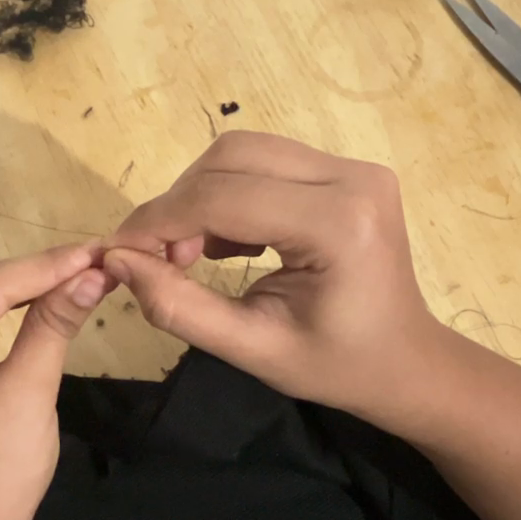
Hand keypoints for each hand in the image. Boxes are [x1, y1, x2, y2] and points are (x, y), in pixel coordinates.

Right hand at [103, 131, 452, 430]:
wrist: (405, 363)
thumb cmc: (336, 367)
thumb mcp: (251, 349)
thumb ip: (179, 306)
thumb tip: (115, 261)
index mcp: (338, 225)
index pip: (223, 198)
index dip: (158, 221)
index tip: (117, 252)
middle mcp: (352, 177)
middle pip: (231, 157)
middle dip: (178, 205)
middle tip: (161, 260)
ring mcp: (354, 168)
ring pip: (244, 152)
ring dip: (200, 196)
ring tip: (192, 255)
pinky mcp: (347, 171)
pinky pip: (266, 162)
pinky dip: (228, 195)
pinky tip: (228, 243)